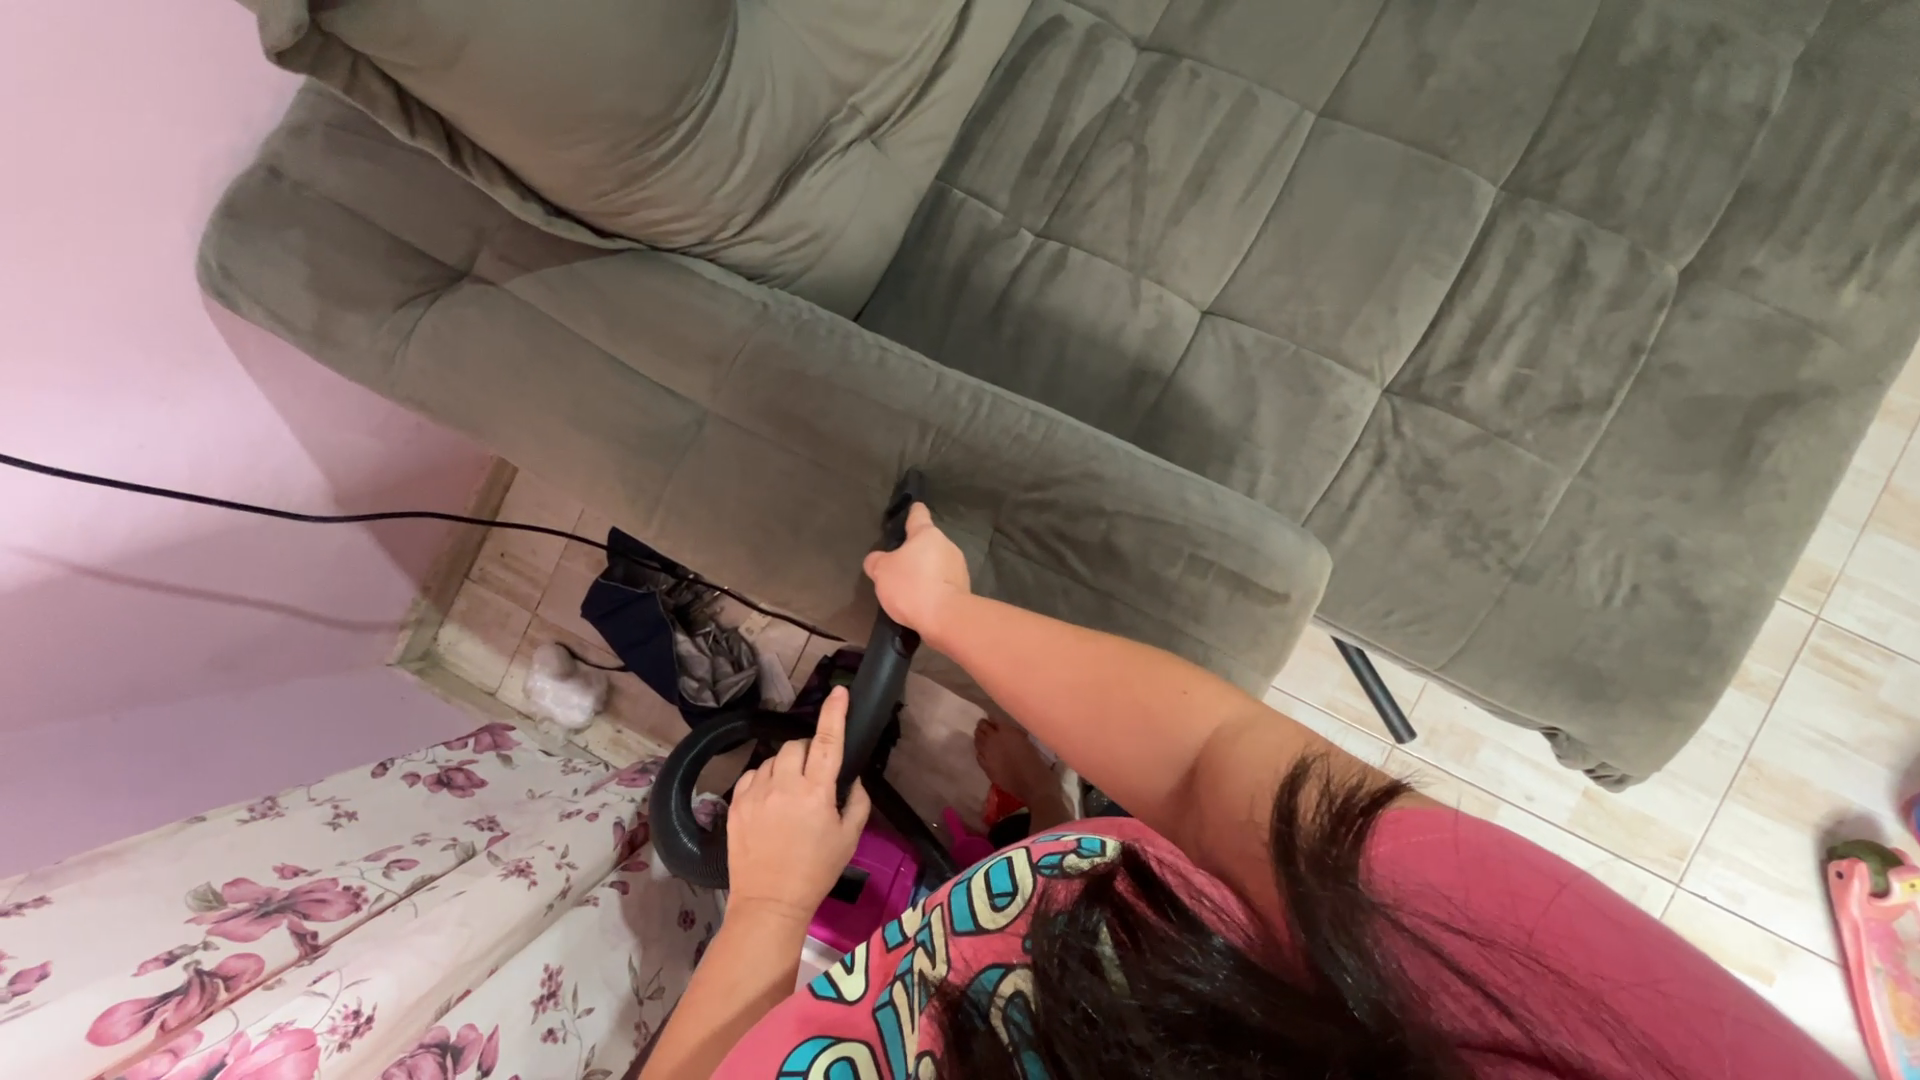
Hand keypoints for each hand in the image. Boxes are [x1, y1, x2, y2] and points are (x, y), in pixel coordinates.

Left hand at [726, 686, 871, 923]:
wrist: (769, 902)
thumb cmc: (816, 871)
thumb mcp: (849, 838)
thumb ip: (858, 801)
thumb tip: (852, 779)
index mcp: (816, 792)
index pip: (828, 742)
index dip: (834, 714)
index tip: (839, 692)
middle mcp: (784, 785)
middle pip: (797, 745)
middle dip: (809, 752)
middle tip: (815, 777)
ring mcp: (756, 793)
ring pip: (773, 759)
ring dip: (786, 766)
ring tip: (790, 794)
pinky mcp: (735, 804)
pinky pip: (752, 775)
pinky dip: (764, 779)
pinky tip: (770, 801)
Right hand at [863, 503, 971, 633]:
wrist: (945, 617)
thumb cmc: (912, 586)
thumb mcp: (882, 572)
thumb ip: (876, 561)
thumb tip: (877, 560)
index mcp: (927, 534)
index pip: (919, 515)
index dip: (914, 512)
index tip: (915, 508)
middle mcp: (947, 545)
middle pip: (928, 543)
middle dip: (916, 552)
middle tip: (899, 566)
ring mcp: (959, 568)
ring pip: (937, 564)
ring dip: (926, 572)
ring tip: (910, 590)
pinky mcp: (964, 589)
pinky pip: (944, 584)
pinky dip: (934, 589)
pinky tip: (923, 603)